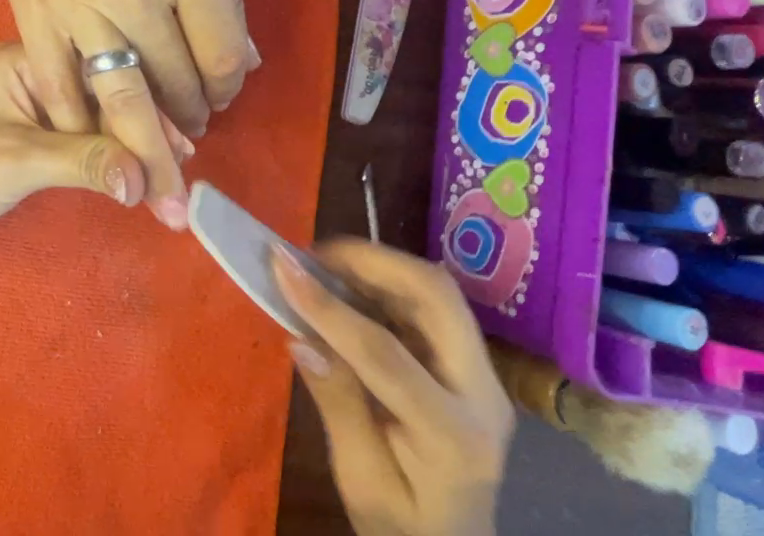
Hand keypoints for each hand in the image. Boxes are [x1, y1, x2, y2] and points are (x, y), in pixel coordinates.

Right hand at [0, 0, 256, 229]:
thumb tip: (242, 57)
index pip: (225, 53)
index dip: (230, 84)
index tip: (222, 90)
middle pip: (181, 83)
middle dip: (195, 114)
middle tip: (193, 122)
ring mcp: (81, 6)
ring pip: (125, 99)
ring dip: (149, 136)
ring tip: (160, 150)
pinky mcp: (34, 15)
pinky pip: (61, 89)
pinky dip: (81, 122)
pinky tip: (94, 133)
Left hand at [0, 44, 175, 260]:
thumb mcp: (16, 162)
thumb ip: (84, 160)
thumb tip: (147, 179)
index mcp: (25, 60)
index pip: (102, 79)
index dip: (145, 117)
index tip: (185, 156)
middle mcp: (36, 76)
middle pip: (107, 100)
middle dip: (146, 142)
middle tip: (185, 185)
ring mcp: (36, 111)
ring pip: (101, 126)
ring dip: (135, 157)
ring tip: (176, 191)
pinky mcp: (34, 144)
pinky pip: (87, 147)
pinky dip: (114, 166)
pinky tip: (143, 181)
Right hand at [275, 239, 514, 535]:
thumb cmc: (400, 524)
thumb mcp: (361, 480)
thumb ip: (338, 407)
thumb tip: (300, 338)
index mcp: (453, 435)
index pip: (385, 353)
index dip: (327, 305)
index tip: (279, 265)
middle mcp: (483, 393)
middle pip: (437, 299)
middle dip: (371, 262)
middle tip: (311, 255)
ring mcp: (483, 376)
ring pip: (437, 293)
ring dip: (377, 267)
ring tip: (321, 265)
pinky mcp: (470, 365)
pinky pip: (430, 307)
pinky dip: (383, 285)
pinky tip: (345, 289)